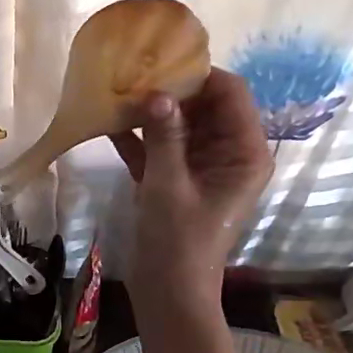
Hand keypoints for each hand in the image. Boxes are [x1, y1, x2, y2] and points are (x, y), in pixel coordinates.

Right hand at [109, 71, 271, 297]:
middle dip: (170, 91)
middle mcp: (228, 153)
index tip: (161, 62)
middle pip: (204, 106)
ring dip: (150, 113)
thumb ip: (164, 137)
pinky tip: (108, 123)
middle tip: (132, 74)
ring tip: (117, 92)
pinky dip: (138, 138)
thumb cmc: (179, 241)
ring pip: (178, 125)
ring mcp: (200, 166)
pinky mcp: (175, 179)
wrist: (168, 290)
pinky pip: (160, 148)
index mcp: (244, 152)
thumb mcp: (169, 185)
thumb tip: (156, 93)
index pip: (231, 95)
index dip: (200, 75)